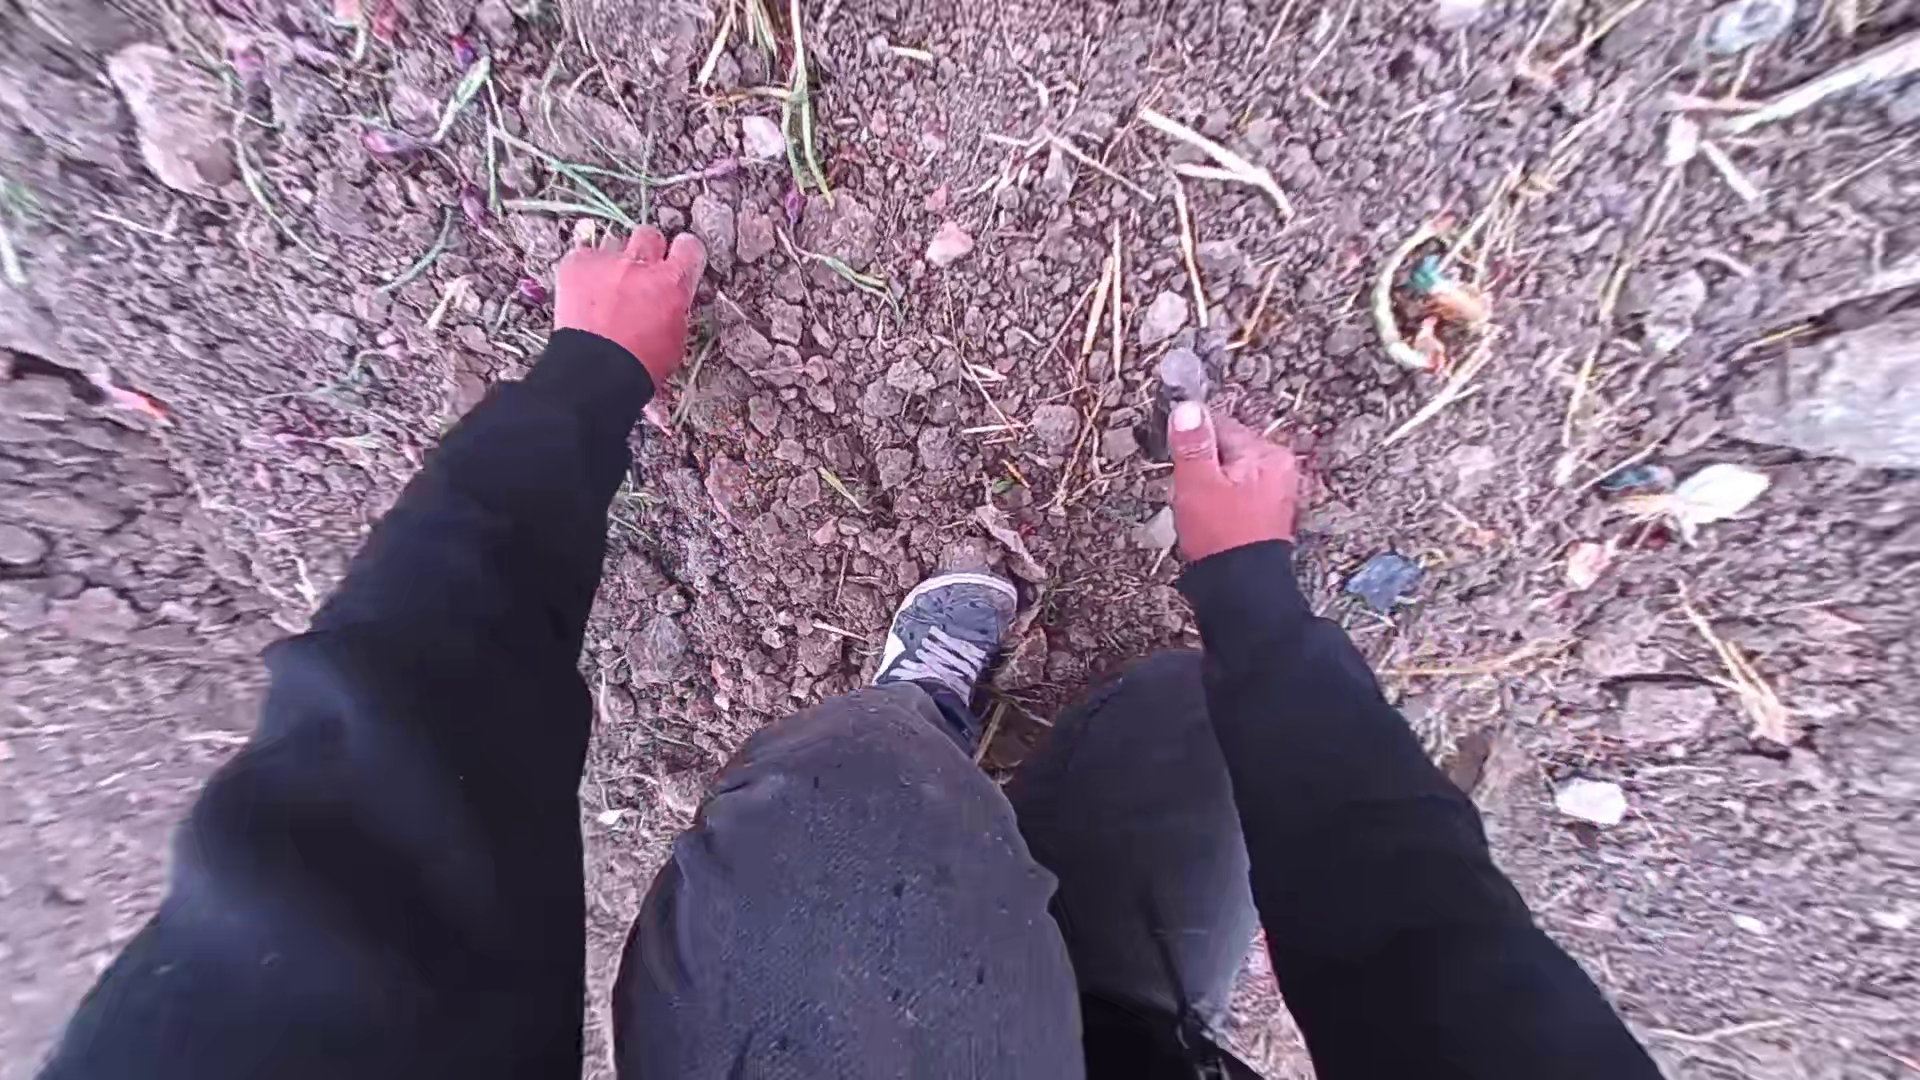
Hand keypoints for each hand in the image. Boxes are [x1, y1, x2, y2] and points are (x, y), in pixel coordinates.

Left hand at [553, 225, 705, 384]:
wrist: (598, 369)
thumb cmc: (642, 362)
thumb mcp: (676, 337)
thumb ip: (675, 307)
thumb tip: (672, 299)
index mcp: (673, 284)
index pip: (690, 248)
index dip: (686, 252)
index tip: (682, 257)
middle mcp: (641, 265)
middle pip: (649, 234)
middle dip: (649, 249)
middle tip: (644, 269)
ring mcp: (606, 260)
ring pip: (616, 243)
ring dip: (617, 261)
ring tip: (611, 287)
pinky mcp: (576, 263)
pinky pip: (584, 254)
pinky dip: (587, 270)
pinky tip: (589, 292)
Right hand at [1167, 400, 1299, 560]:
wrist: (1239, 587)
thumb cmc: (1222, 537)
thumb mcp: (1197, 484)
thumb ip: (1192, 444)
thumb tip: (1187, 409)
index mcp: (1266, 456)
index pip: (1220, 427)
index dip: (1191, 444)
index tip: (1178, 459)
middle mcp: (1278, 471)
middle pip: (1224, 452)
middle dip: (1200, 470)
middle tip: (1190, 493)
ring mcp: (1274, 494)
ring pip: (1226, 475)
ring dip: (1207, 488)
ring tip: (1199, 511)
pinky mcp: (1265, 515)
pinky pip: (1234, 496)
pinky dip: (1218, 504)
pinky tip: (1209, 522)